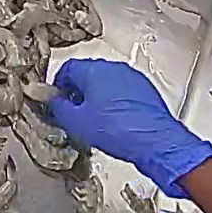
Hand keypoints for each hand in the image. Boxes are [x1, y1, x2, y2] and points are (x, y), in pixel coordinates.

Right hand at [48, 58, 211, 196]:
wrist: (157, 143)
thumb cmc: (120, 130)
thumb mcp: (75, 122)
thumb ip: (58, 107)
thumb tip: (55, 102)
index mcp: (94, 70)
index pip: (67, 68)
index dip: (58, 86)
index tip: (56, 99)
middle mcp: (115, 69)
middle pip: (87, 74)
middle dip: (77, 92)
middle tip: (72, 111)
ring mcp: (133, 78)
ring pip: (106, 82)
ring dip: (96, 98)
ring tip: (94, 120)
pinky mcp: (146, 91)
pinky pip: (123, 91)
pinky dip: (114, 103)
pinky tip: (113, 123)